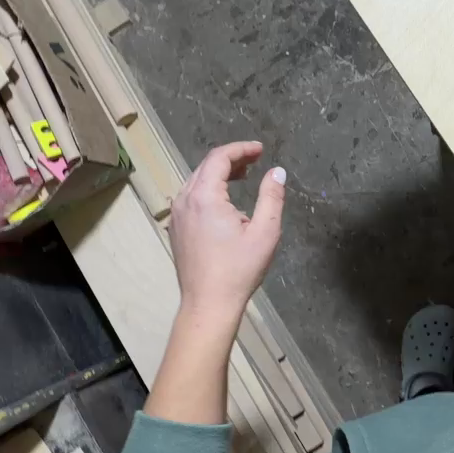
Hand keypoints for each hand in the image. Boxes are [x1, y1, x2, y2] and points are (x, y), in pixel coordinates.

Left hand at [170, 141, 285, 319]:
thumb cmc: (239, 269)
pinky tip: (225, 202)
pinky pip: (191, 197)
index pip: (219, 158)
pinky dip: (209, 189)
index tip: (261, 150)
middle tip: (256, 160)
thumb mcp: (265, 232)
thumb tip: (277, 171)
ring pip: (196, 180)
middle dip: (231, 159)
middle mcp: (185, 200)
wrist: (208, 303)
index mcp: (205, 196)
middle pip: (206, 166)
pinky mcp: (176, 228)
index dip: (241, 149)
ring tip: (244, 177)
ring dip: (219, 174)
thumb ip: (271, 196)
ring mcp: (177, 215)